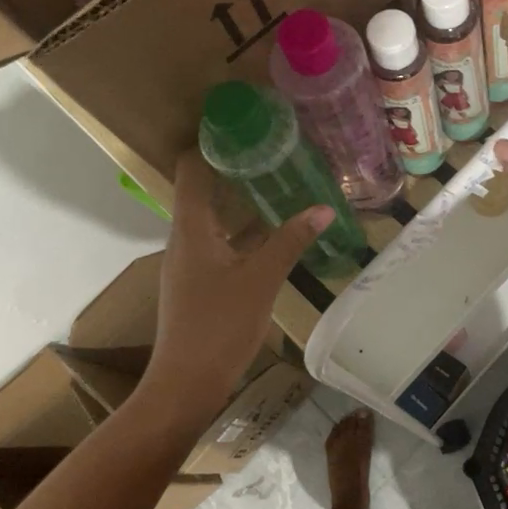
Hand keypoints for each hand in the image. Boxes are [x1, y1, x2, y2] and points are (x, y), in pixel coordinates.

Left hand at [150, 151, 329, 396]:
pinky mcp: (198, 286)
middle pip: (203, 192)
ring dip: (242, 204)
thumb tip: (323, 209)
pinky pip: (221, 245)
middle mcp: (184, 240)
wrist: (186, 383)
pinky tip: (272, 237)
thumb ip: (290, 241)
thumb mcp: (261, 280)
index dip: (211, 144)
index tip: (242, 125)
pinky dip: (243, 234)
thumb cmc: (219, 325)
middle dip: (235, 171)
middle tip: (273, 153)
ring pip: (215, 221)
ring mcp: (189, 264)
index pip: (191, 170)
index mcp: (190, 229)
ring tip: (279, 187)